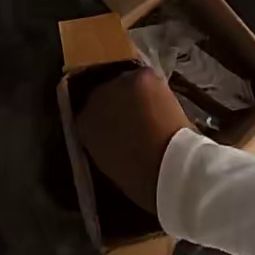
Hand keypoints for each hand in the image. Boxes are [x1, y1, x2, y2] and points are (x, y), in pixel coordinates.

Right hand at [74, 67, 192, 215]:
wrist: (171, 167)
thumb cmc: (140, 178)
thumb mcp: (107, 162)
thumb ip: (100, 140)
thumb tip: (106, 131)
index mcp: (83, 123)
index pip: (85, 112)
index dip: (100, 118)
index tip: (111, 126)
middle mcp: (94, 98)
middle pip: (101, 92)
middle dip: (112, 102)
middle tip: (129, 114)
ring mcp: (117, 84)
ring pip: (123, 83)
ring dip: (131, 92)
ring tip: (146, 106)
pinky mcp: (141, 76)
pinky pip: (143, 77)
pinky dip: (150, 86)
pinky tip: (158, 99)